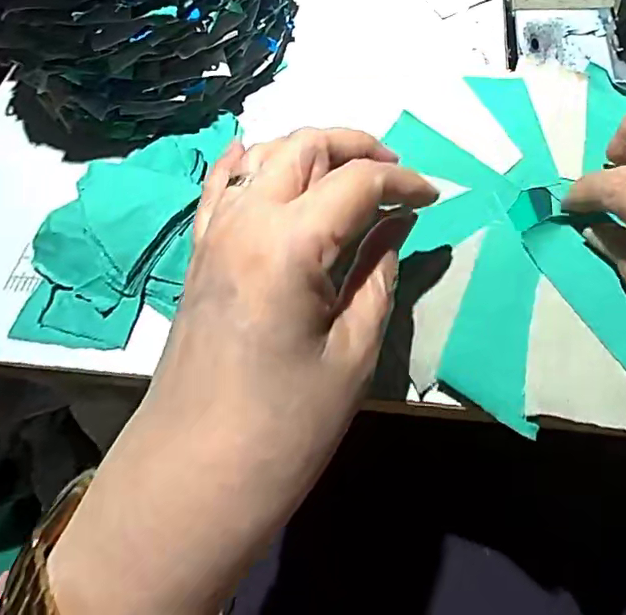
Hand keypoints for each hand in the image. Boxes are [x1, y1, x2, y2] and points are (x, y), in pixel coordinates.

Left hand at [50, 128, 436, 614]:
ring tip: (351, 175)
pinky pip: (223, 181)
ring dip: (314, 150)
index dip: (404, 181)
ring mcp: (214, 232)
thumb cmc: (286, 424)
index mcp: (288, 245)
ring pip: (266, 153)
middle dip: (359, 146)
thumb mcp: (355, 348)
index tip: (434, 197)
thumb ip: (379, 269)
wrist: (191, 480)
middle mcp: (245, 221)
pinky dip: (257, 162)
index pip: (358, 182)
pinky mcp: (200, 250)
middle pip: (306, 145)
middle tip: (397, 173)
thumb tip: (401, 220)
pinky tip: (278, 168)